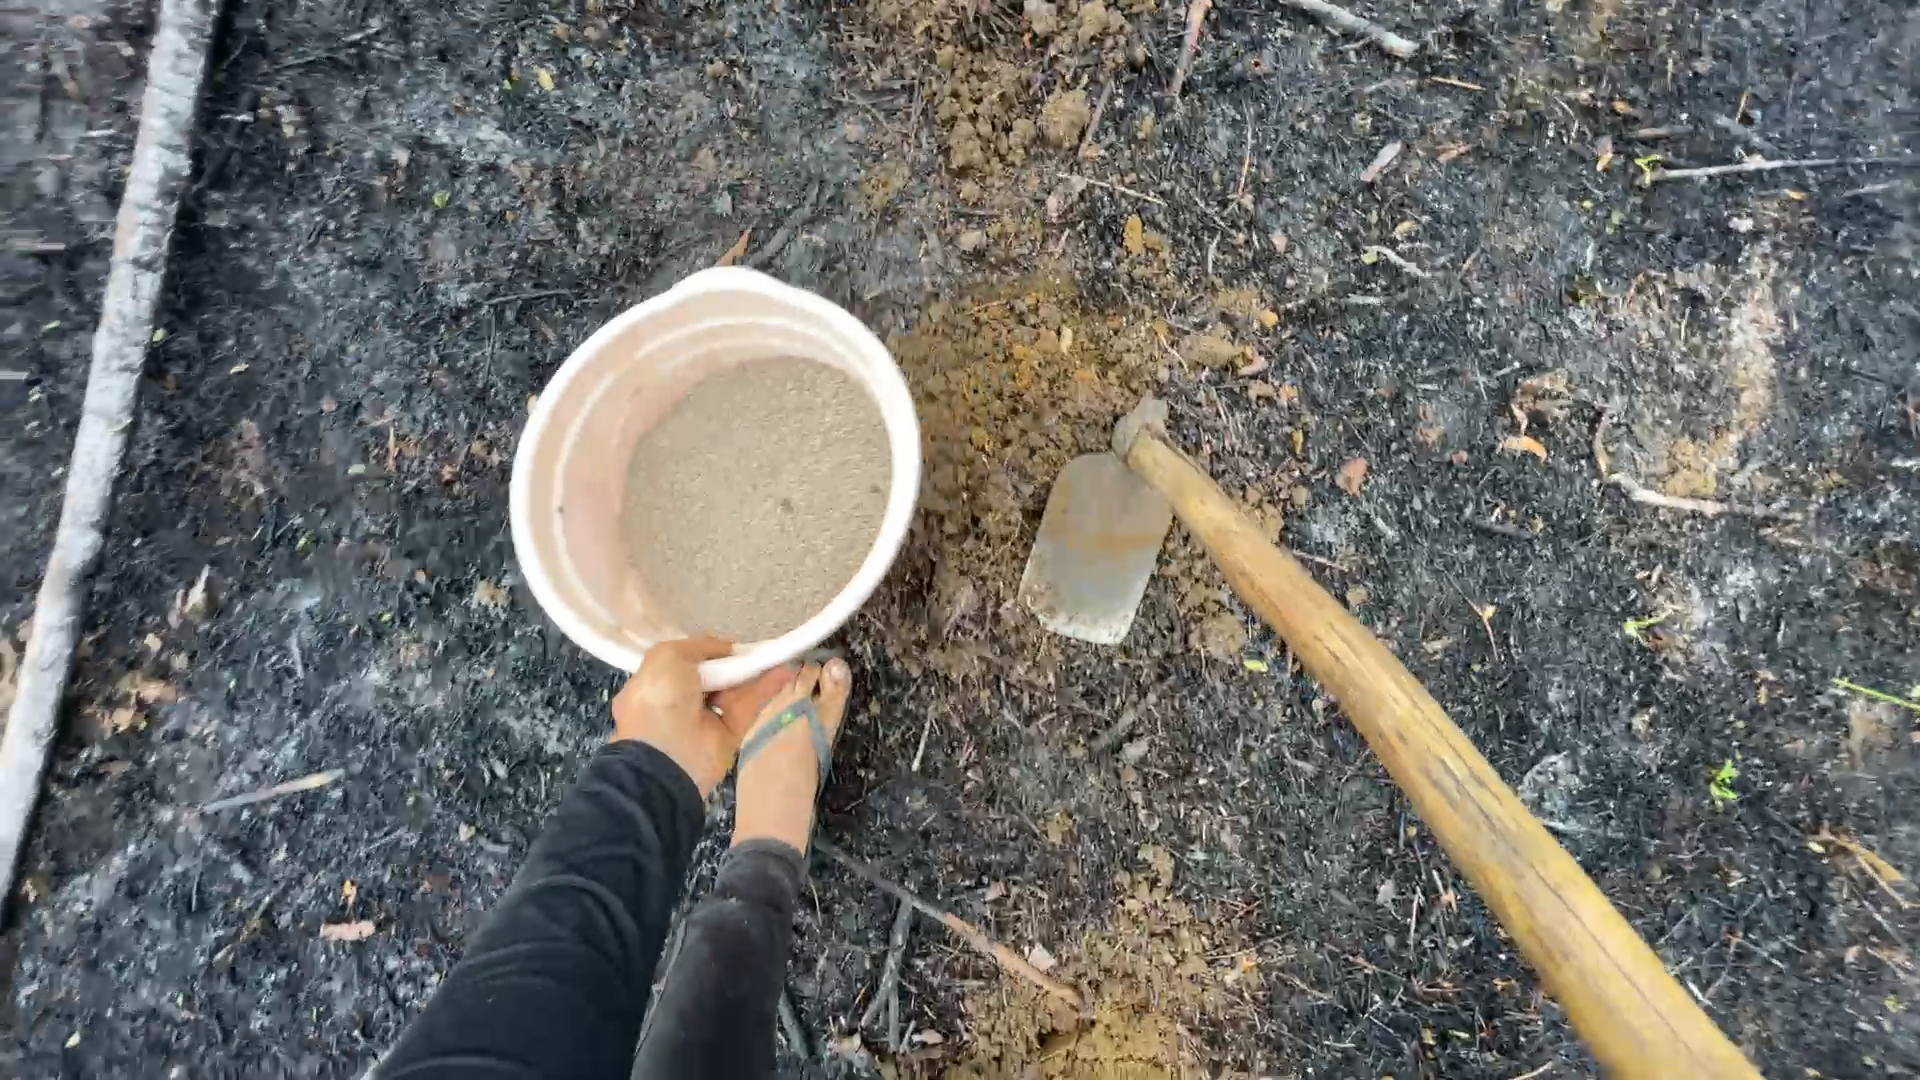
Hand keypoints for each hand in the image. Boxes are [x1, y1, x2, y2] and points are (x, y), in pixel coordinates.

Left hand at [612, 636, 792, 795]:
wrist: (665, 757)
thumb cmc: (658, 700)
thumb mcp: (667, 656)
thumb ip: (699, 645)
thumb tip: (727, 650)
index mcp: (655, 685)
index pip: (684, 664)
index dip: (706, 652)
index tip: (725, 645)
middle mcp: (679, 702)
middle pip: (713, 675)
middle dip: (733, 662)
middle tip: (754, 648)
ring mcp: (705, 720)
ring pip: (734, 690)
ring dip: (754, 672)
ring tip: (776, 654)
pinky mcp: (729, 735)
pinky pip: (749, 706)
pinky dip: (766, 688)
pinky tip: (784, 670)